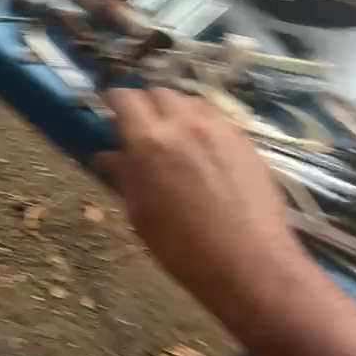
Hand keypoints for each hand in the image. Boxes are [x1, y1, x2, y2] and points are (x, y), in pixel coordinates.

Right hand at [96, 88, 326, 332]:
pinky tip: (201, 150)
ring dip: (175, 110)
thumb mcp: (140, 213)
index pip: (125, 99)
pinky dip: (201, 124)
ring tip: (171, 134)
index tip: (107, 109)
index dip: (113, 100)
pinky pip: (217, 118)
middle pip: (159, 92)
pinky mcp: (246, 141)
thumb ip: (125, 176)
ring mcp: (220, 129)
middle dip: (145, 103)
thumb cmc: (181, 246)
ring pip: (191, 101)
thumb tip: (107, 156)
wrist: (248, 263)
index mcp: (148, 142)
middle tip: (138, 126)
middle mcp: (184, 124)